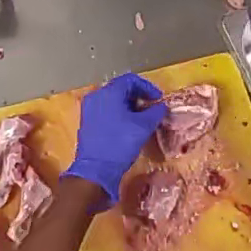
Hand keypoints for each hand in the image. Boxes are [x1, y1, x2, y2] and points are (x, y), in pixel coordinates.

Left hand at [63, 73, 169, 206]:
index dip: (147, 87)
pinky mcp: (88, 123)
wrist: (96, 170)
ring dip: (129, 106)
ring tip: (142, 119)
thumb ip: (155, 112)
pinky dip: (119, 114)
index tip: (158, 99)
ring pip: (113, 101)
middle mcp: (96, 97)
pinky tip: (128, 127)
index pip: (130, 80)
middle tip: (151, 109)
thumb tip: (162, 107)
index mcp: (108, 93)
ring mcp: (89, 110)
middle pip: (121, 89)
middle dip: (139, 97)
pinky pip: (106, 111)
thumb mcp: (143, 127)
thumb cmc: (120, 144)